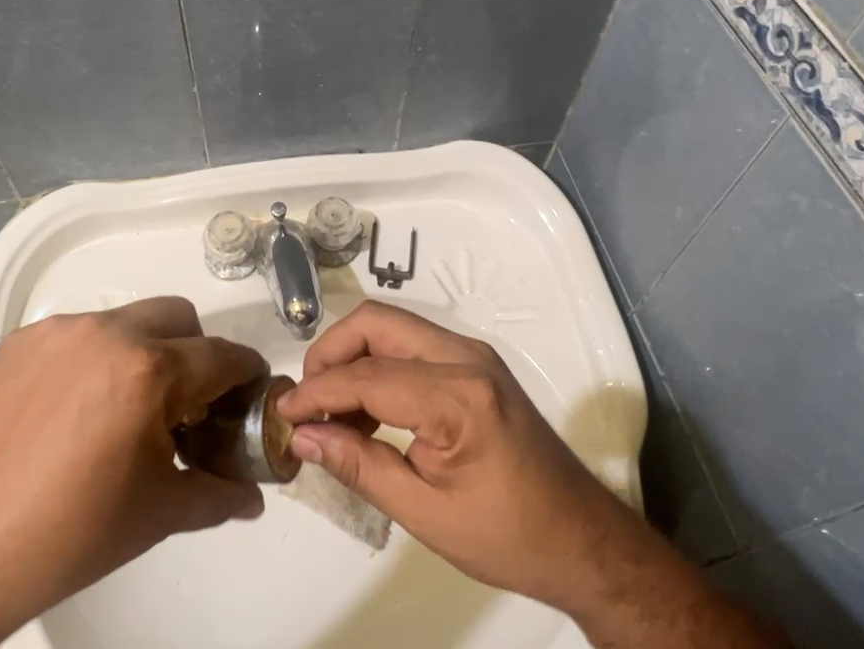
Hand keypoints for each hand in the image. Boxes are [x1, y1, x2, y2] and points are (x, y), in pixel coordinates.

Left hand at [0, 298, 267, 648]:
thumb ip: (219, 494)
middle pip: (176, 317)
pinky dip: (93, 360)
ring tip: (123, 412)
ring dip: (142, 353)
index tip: (248, 395)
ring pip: (123, 322)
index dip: (245, 375)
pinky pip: (75, 336)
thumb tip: (253, 495)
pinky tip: (74, 412)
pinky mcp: (15, 346)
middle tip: (186, 404)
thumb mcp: (160, 514)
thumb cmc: (72, 536)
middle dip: (195, 351)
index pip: (221, 355)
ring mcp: (54, 335)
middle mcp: (104, 335)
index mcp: (148, 372)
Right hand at [276, 301, 782, 647]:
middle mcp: (467, 357)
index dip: (316, 392)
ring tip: (332, 416)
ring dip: (355, 359)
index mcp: (458, 394)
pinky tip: (368, 416)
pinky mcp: (478, 368)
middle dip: (331, 352)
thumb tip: (302, 435)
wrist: (583, 540)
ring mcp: (476, 357)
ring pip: (395, 329)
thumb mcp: (426, 513)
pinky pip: (414, 348)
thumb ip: (360, 467)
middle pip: (378, 323)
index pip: (366, 376)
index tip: (281, 414)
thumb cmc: (508, 536)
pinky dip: (380, 368)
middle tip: (306, 400)